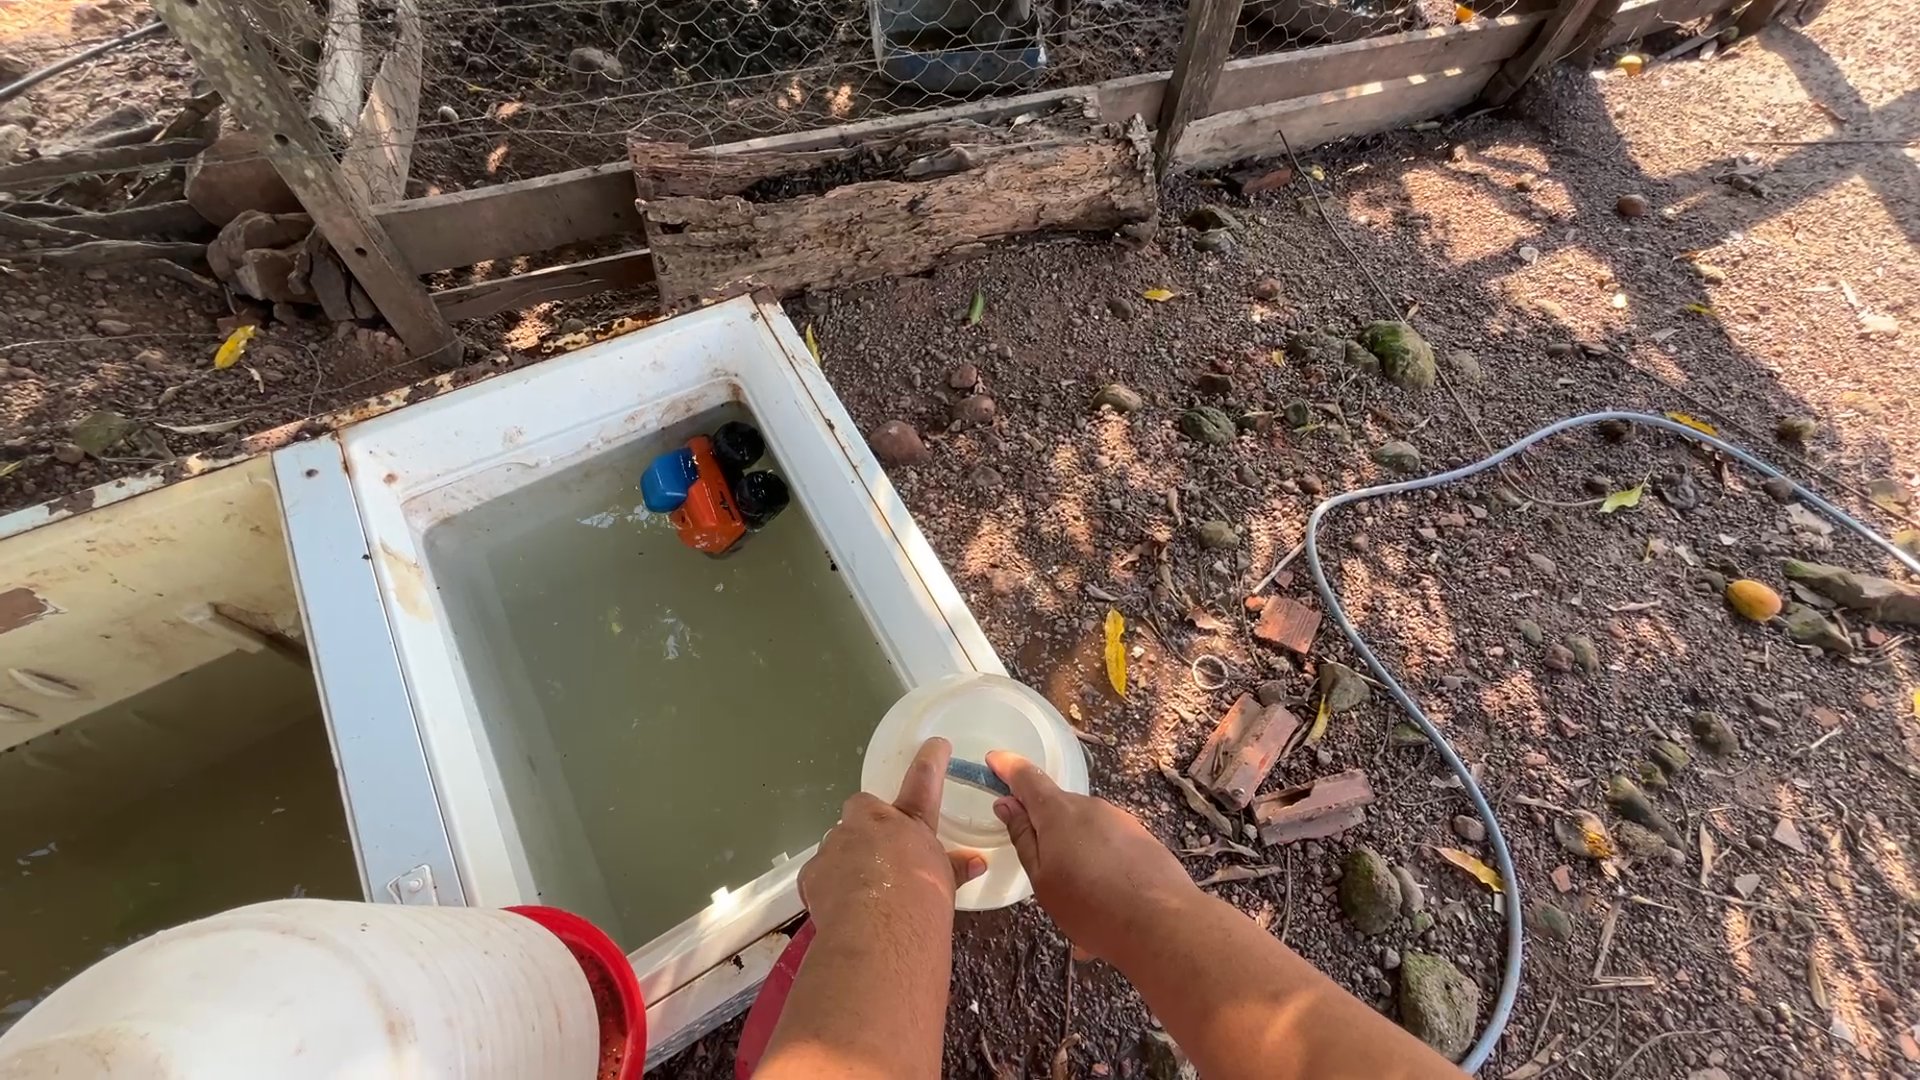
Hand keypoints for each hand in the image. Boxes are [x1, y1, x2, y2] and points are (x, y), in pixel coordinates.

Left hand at [800, 738, 986, 933]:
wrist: (881, 934)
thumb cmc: (923, 905)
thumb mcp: (945, 883)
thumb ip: (954, 867)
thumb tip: (977, 863)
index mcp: (910, 821)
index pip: (925, 779)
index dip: (931, 759)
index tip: (936, 743)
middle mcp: (871, 822)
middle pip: (863, 807)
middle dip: (867, 823)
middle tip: (879, 853)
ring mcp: (838, 842)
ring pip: (839, 841)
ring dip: (847, 857)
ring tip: (859, 892)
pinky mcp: (813, 869)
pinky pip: (819, 873)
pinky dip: (827, 886)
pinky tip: (839, 909)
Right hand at [987, 751, 1196, 964]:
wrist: (1164, 922)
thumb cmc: (1090, 905)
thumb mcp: (1042, 878)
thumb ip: (1023, 837)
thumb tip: (1007, 803)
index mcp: (1058, 812)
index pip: (1027, 777)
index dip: (1008, 767)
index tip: (993, 760)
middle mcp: (1089, 806)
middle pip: (1057, 807)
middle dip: (1044, 828)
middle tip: (1041, 868)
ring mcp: (1119, 819)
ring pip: (1084, 830)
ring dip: (1075, 854)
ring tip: (1077, 901)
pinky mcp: (1141, 837)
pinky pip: (1108, 846)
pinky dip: (1099, 866)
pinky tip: (1104, 904)